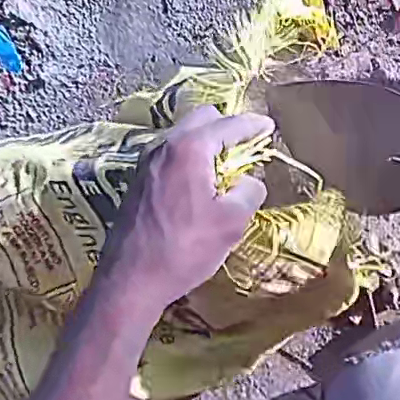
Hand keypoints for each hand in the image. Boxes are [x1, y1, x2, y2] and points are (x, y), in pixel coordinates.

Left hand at [98, 105, 272, 309]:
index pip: (228, 124)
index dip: (253, 125)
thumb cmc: (185, 249)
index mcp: (189, 149)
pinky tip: (200, 182)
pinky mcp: (138, 181)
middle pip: (201, 120)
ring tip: (227, 166)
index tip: (269, 126)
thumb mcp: (231, 222)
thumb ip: (249, 192)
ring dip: (207, 143)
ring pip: (183, 136)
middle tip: (248, 145)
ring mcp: (146, 163)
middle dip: (227, 127)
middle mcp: (164, 147)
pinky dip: (190, 158)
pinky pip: (171, 155)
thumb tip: (250, 182)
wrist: (131, 279)